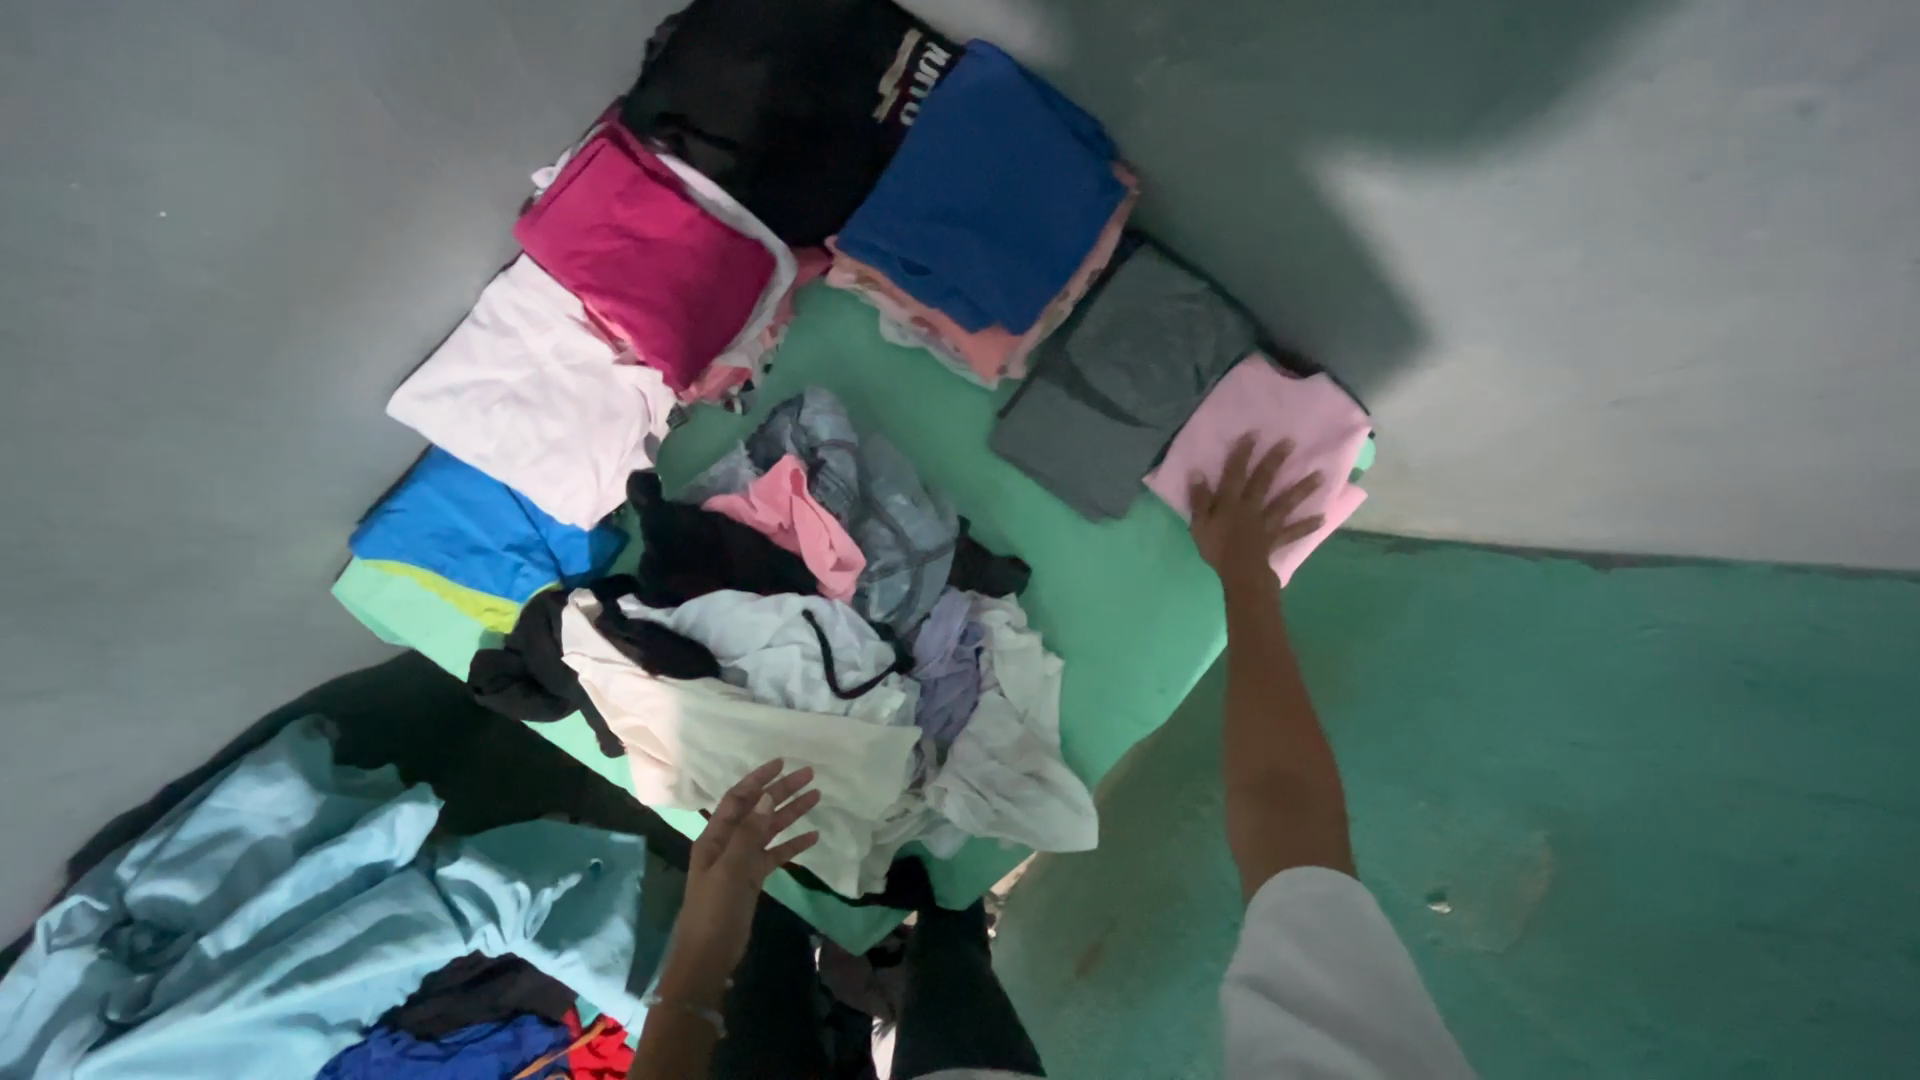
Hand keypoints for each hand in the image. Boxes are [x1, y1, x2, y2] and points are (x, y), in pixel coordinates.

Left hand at [657, 760, 819, 1004]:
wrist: (707, 959)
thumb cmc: (714, 912)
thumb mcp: (731, 870)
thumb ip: (750, 833)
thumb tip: (768, 797)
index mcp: (714, 837)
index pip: (738, 798)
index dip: (759, 779)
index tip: (782, 763)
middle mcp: (727, 844)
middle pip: (757, 810)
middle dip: (781, 791)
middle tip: (809, 776)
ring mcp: (740, 862)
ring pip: (769, 829)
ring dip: (791, 813)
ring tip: (816, 797)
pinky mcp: (752, 879)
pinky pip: (775, 854)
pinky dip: (792, 845)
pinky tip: (813, 838)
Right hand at [1189, 435, 1324, 595]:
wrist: (1239, 573)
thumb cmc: (1216, 548)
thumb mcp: (1199, 524)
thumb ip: (1199, 499)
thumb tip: (1197, 473)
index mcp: (1231, 503)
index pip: (1235, 474)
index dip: (1243, 454)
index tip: (1254, 434)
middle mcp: (1252, 507)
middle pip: (1264, 481)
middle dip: (1276, 461)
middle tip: (1291, 442)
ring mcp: (1267, 522)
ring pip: (1286, 502)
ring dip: (1303, 489)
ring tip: (1320, 475)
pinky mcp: (1276, 538)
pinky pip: (1293, 531)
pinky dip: (1307, 526)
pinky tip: (1322, 518)